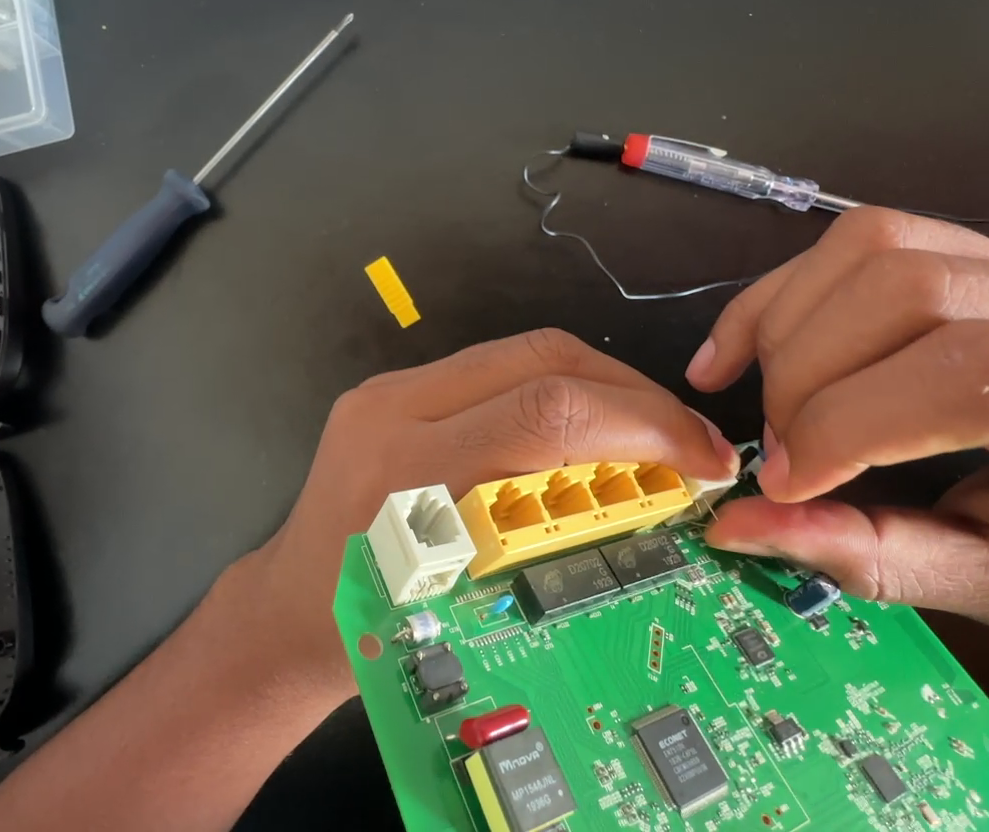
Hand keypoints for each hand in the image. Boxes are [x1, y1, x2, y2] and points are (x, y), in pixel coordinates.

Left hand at [244, 328, 740, 691]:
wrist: (286, 612)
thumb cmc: (372, 637)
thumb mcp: (469, 609)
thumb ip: (554, 542)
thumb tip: (651, 498)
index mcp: (410, 472)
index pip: (545, 411)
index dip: (642, 425)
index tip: (702, 460)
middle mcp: (395, 409)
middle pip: (540, 356)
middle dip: (631, 391)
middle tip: (686, 438)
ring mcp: (388, 391)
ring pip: (519, 351)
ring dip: (598, 384)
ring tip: (647, 432)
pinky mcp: (390, 390)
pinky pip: (492, 369)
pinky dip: (554, 389)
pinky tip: (584, 430)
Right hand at [685, 207, 988, 635]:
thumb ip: (877, 557)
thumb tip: (736, 525)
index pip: (988, 374)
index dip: (857, 419)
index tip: (785, 481)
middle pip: (916, 289)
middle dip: (806, 374)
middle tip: (777, 451)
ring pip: (881, 244)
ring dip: (788, 324)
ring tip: (767, 399)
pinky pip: (873, 240)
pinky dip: (789, 293)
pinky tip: (750, 346)